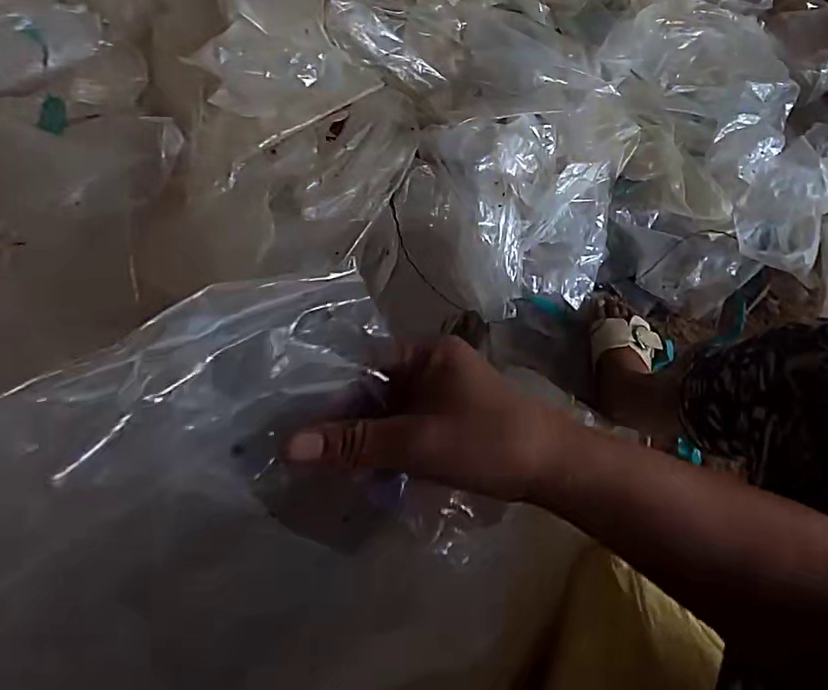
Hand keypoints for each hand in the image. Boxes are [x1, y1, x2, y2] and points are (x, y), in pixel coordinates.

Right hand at [282, 335, 564, 501]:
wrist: (548, 462)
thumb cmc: (486, 440)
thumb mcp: (416, 442)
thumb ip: (354, 442)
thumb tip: (287, 443)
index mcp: (432, 354)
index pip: (365, 362)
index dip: (325, 390)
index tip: (280, 420)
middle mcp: (437, 366)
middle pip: (373, 388)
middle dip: (337, 419)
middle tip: (286, 455)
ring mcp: (444, 394)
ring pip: (386, 411)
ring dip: (357, 438)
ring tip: (309, 469)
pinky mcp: (449, 420)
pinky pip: (404, 427)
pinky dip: (380, 447)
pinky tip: (351, 474)